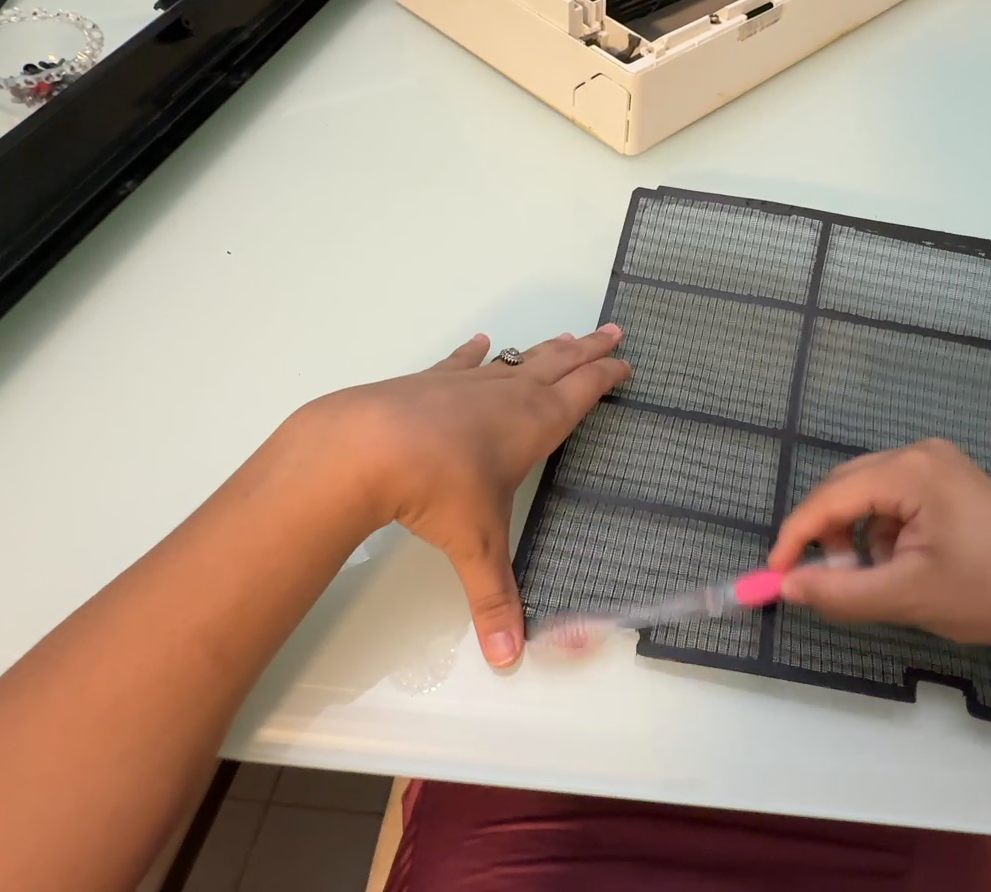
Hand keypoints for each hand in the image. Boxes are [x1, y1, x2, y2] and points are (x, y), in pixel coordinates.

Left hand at [298, 327, 629, 666]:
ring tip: (566, 337)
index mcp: (535, 423)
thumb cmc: (438, 490)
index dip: (608, 377)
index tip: (626, 364)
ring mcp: (469, 383)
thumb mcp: (476, 546)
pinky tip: (480, 342)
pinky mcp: (430, 380)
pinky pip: (462, 362)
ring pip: (519, 358)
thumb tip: (508, 660)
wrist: (364, 447)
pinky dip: (475, 352)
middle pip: (562, 363)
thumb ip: (494, 600)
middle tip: (614, 330)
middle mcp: (509, 394)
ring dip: (547, 348)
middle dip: (591, 348)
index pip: (584, 392)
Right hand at [767, 439, 990, 644]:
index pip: (829, 498)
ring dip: (858, 537)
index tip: (774, 576)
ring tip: (879, 578)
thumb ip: (841, 593)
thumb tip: (787, 587)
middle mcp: (919, 454)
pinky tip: (905, 563)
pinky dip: (883, 533)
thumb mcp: (909, 597)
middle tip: (826, 582)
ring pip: (867, 496)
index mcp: (910, 471)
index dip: (794, 537)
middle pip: (845, 489)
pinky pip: (893, 500)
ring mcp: (937, 464)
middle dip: (827, 536)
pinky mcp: (949, 480)